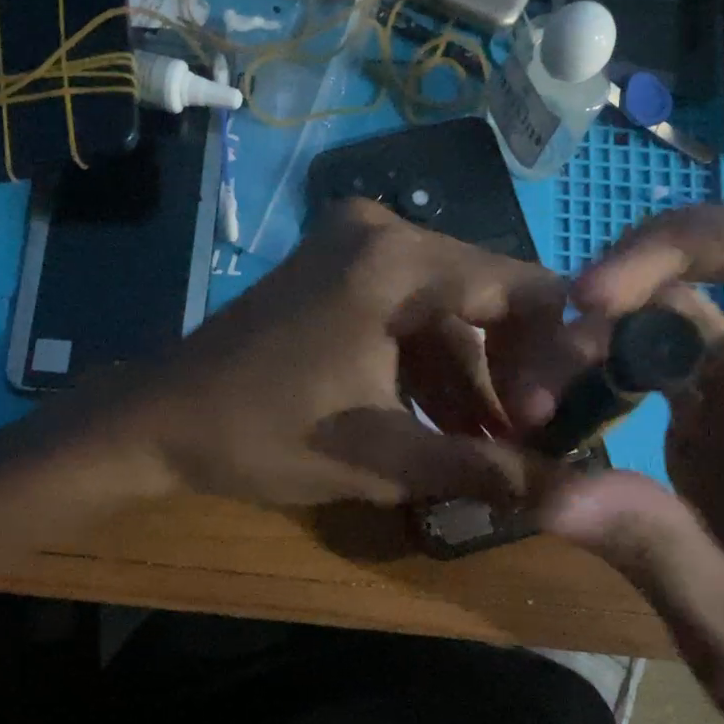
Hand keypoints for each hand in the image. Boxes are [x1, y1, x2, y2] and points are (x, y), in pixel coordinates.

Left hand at [111, 199, 567, 507]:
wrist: (160, 422)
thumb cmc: (264, 436)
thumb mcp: (379, 460)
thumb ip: (478, 469)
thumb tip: (563, 491)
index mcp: (398, 262)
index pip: (522, 290)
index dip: (554, 358)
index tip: (558, 422)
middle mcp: (384, 231)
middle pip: (486, 298)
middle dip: (510, 376)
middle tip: (527, 443)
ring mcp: (354, 246)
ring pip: (445, 312)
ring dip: (468, 381)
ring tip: (491, 450)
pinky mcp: (335, 271)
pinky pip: (406, 313)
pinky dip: (426, 367)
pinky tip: (447, 425)